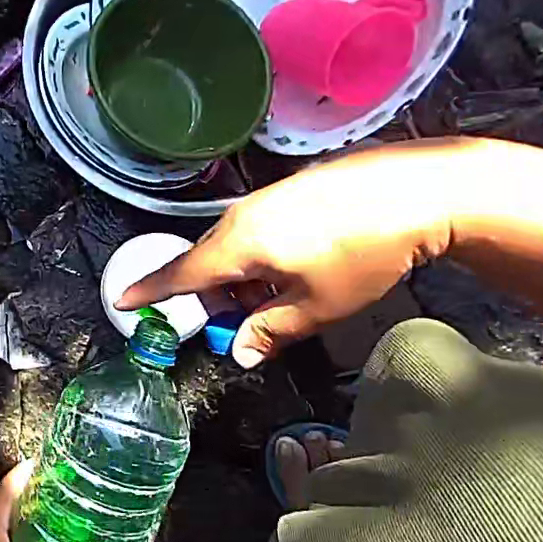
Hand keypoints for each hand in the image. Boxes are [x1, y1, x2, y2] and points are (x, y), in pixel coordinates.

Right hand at [118, 139, 490, 366]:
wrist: (420, 190)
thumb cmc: (363, 255)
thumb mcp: (317, 306)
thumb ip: (270, 330)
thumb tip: (241, 352)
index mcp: (238, 245)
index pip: (180, 274)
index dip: (149, 291)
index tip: (122, 299)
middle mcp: (242, 215)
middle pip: (207, 261)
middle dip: (214, 295)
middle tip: (241, 322)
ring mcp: (267, 197)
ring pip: (234, 244)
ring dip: (242, 277)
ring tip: (281, 295)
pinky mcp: (290, 189)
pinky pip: (256, 227)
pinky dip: (260, 254)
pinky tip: (298, 264)